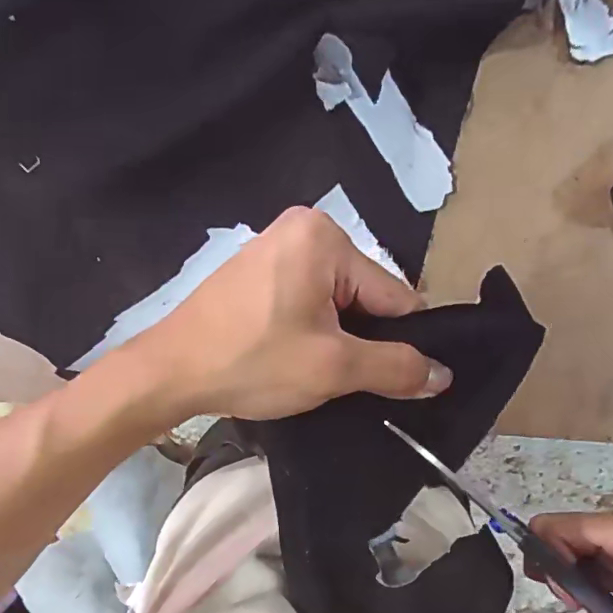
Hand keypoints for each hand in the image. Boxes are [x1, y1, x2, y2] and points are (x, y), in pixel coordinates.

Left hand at [112, 207, 449, 421]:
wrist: (168, 373)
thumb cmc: (252, 363)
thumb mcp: (333, 368)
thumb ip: (395, 368)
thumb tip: (443, 375)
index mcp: (325, 237)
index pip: (393, 295)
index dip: (399, 342)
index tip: (398, 381)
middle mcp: (300, 230)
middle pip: (361, 298)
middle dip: (359, 342)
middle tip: (342, 382)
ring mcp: (271, 251)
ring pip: (330, 306)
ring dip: (331, 342)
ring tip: (312, 376)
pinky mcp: (251, 277)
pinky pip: (300, 305)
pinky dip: (304, 335)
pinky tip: (289, 362)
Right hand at [529, 511, 612, 612]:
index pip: (561, 526)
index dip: (548, 555)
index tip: (563, 594)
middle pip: (563, 537)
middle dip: (557, 571)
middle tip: (577, 608)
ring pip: (574, 553)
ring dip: (570, 582)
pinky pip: (591, 567)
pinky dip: (585, 588)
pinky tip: (602, 612)